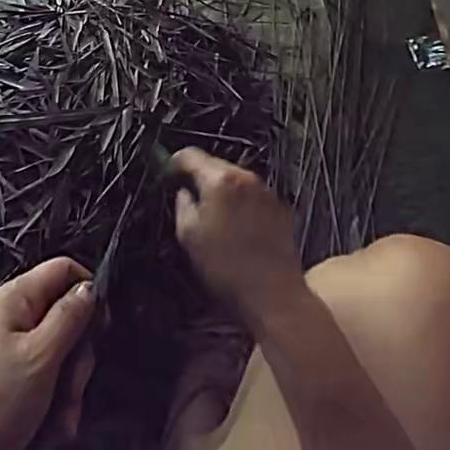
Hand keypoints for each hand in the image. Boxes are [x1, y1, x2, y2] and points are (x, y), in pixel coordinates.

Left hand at [0, 257, 97, 449]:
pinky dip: (58, 402)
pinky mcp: (16, 378)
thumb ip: (70, 317)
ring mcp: (16, 348)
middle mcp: (18, 315)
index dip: (88, 291)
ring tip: (63, 415)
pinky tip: (56, 425)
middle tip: (74, 385)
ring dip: (71, 386)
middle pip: (68, 315)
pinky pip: (50, 378)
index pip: (65, 268)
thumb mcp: (40, 355)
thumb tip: (92, 288)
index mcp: (18, 296)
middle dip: (79, 354)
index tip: (101, 327)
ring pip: (64, 352)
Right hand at [170, 148, 306, 325]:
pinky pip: (254, 195)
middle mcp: (245, 177)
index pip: (191, 155)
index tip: (169, 172)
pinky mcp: (281, 207)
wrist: (273, 294)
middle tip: (191, 197)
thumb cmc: (225, 267)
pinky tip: (240, 226)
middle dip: (201, 176)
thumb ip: (182, 206)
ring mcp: (267, 191)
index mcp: (219, 180)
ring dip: (224, 190)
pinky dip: (243, 202)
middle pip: (216, 164)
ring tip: (216, 215)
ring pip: (236, 179)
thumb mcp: (189, 237)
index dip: (176, 161)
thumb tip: (184, 193)